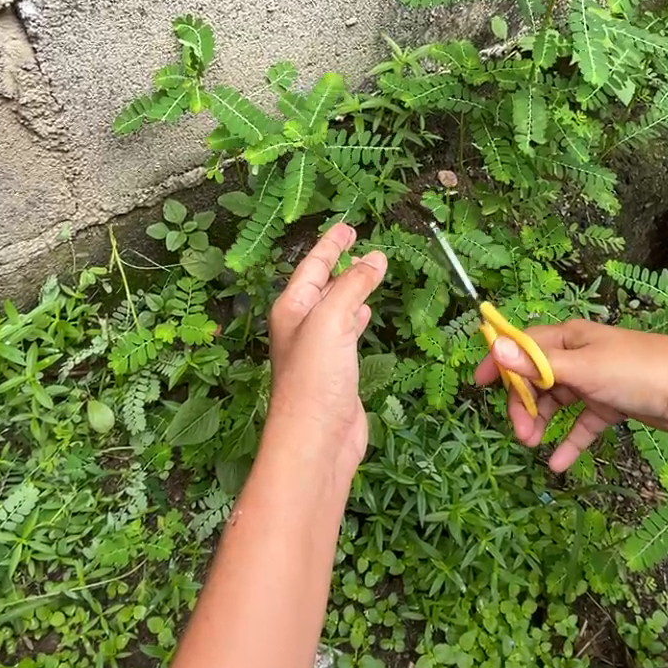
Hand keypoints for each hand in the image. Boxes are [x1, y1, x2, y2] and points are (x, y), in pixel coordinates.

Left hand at [266, 224, 387, 474]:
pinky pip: (348, 331)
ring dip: (351, 288)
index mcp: (291, 308)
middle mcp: (301, 326)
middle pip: (322, 284)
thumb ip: (353, 285)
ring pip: (336, 307)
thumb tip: (375, 258)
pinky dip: (358, 316)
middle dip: (339, 263)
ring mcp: (318, 350)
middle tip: (359, 243)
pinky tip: (367, 313)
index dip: (330, 245)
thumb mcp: (332, 320)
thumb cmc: (315, 378)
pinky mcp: (336, 370)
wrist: (317, 440)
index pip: (312, 266)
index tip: (348, 227)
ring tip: (370, 272)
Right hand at [473, 319, 667, 471]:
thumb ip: (539, 365)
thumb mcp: (585, 369)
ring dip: (543, 422)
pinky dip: (570, 440)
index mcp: (570, 337)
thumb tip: (494, 345)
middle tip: (520, 434)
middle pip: (538, 376)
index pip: (524, 345)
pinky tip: (558, 464)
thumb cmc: (639, 371)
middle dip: (524, 403)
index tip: (479, 385)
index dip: (501, 362)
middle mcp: (581, 354)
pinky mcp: (614, 403)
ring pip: (559, 400)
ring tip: (534, 447)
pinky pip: (584, 422)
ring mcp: (598, 379)